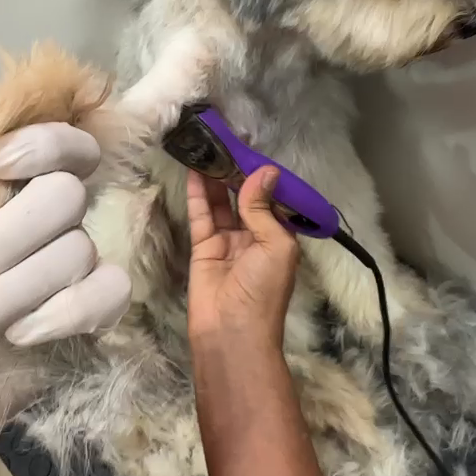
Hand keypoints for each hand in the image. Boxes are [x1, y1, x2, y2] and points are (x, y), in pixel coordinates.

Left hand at [0, 122, 131, 475]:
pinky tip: (21, 336)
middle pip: (67, 193)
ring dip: (9, 295)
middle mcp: (50, 220)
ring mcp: (74, 266)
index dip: (41, 142)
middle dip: (6, 240)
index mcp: (9, 193)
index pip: (59, 141)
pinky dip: (61, 313)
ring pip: (76, 250)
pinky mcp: (92, 314)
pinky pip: (108, 292)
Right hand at [184, 167, 298, 348]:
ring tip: (209, 149)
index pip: (272, 199)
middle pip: (245, 197)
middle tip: (226, 142)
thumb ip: (263, 208)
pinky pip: (202, 215)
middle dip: (237, 172)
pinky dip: (199, 193)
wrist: (231, 333)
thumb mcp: (274, 246)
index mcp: (279, 237)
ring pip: (222, 202)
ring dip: (217, 178)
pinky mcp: (204, 246)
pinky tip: (196, 171)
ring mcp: (228, 241)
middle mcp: (255, 236)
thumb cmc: (263, 290)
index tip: (252, 150)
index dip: (264, 176)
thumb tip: (265, 171)